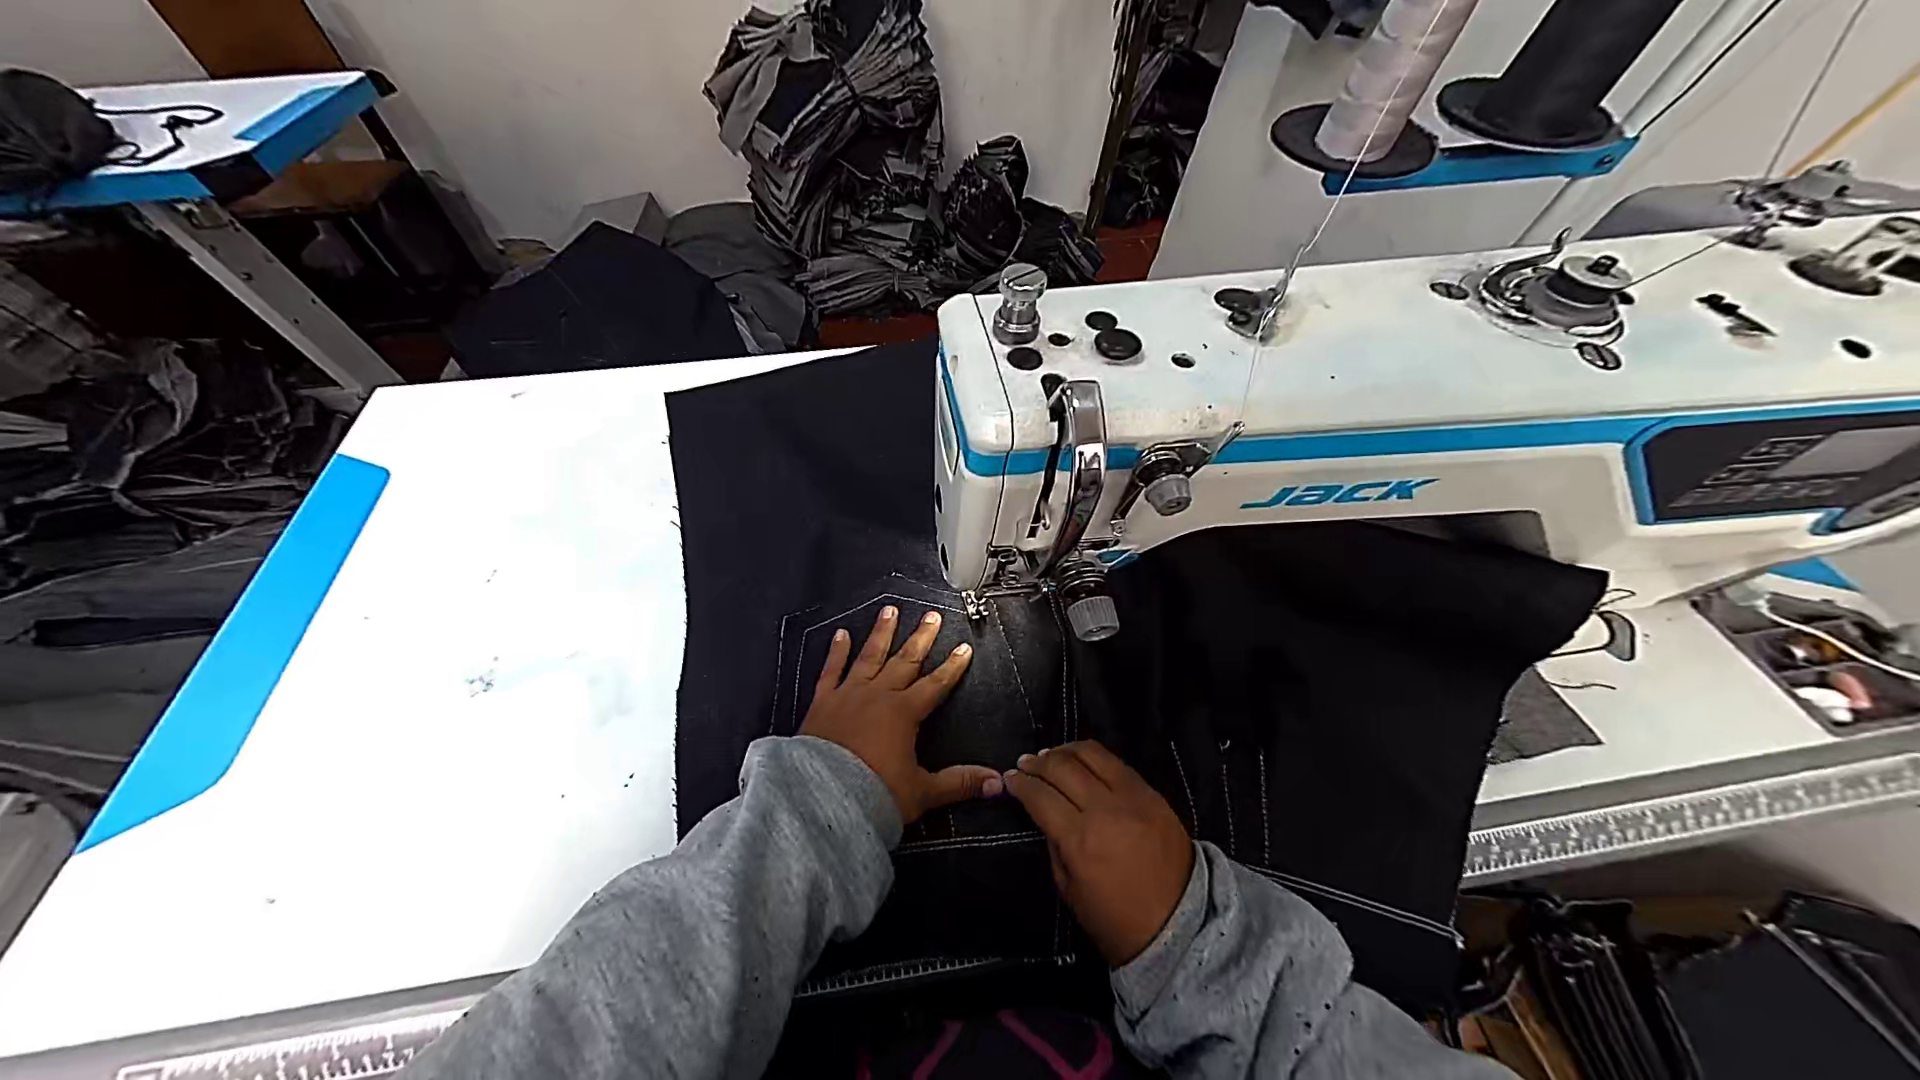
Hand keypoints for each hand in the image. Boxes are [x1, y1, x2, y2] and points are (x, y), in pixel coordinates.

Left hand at [801, 606, 1002, 824]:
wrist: (820, 798)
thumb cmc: (871, 794)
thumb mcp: (922, 791)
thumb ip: (959, 782)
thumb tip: (995, 782)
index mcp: (903, 713)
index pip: (935, 684)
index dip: (952, 667)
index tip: (963, 649)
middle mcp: (877, 696)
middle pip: (905, 660)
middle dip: (921, 637)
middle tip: (932, 617)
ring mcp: (848, 695)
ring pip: (869, 656)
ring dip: (882, 633)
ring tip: (890, 611)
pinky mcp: (822, 702)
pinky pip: (831, 670)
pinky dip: (836, 652)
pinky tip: (840, 635)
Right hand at [1004, 741, 1194, 966]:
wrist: (1181, 927)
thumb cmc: (1117, 921)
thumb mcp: (1070, 890)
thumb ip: (1054, 844)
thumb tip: (1044, 812)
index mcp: (1080, 840)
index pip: (1040, 796)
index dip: (1019, 783)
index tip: (1010, 779)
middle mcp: (1105, 810)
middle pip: (1061, 767)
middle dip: (1037, 763)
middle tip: (1025, 764)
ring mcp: (1132, 797)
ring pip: (1090, 754)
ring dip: (1064, 751)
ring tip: (1051, 756)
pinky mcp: (1152, 793)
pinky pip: (1117, 763)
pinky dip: (1093, 757)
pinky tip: (1081, 762)